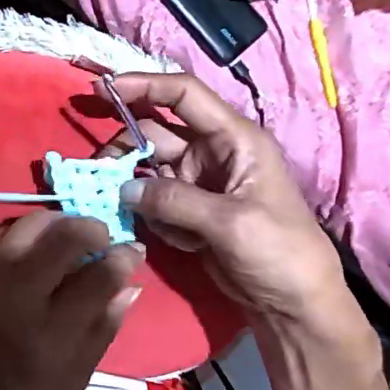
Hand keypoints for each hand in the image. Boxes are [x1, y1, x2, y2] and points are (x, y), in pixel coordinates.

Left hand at [0, 212, 144, 389]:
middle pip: (67, 238)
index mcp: (50, 335)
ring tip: (73, 237)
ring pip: (35, 223)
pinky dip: (32, 232)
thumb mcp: (72, 380)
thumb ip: (103, 330)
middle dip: (95, 229)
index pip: (99, 279)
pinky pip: (8, 230)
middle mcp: (18, 296)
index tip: (133, 251)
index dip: (123, 259)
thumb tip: (130, 285)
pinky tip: (41, 246)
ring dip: (63, 223)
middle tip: (103, 237)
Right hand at [103, 73, 375, 364]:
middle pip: (155, 131)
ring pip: (148, 167)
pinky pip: (153, 200)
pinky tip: (176, 240)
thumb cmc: (278, 251)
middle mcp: (212, 153)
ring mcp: (198, 182)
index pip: (184, 95)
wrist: (293, 303)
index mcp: (234, 139)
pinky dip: (149, 214)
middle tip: (96, 169)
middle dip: (125, 145)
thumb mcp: (229, 222)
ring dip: (130, 184)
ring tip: (119, 206)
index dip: (144, 85)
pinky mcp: (188, 211)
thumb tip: (123, 190)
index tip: (103, 89)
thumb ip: (173, 201)